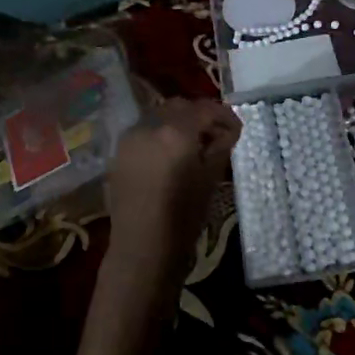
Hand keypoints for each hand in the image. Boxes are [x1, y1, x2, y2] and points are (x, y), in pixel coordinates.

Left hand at [104, 98, 239, 270]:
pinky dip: (159, 135)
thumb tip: (226, 131)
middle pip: (178, 107)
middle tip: (216, 134)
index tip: (236, 128)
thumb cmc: (182, 217)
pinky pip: (143, 132)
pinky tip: (170, 155)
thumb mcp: (209, 180)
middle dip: (199, 115)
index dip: (224, 115)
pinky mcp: (118, 153)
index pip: (204, 109)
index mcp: (175, 132)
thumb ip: (219, 147)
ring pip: (157, 116)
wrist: (142, 247)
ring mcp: (129, 138)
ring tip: (193, 145)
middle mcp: (148, 126)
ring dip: (177, 123)